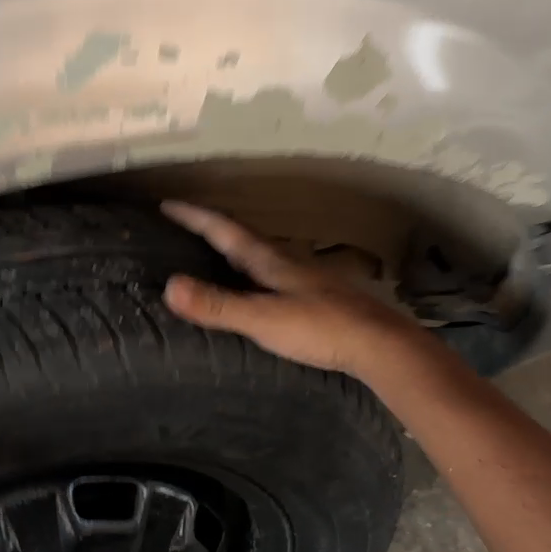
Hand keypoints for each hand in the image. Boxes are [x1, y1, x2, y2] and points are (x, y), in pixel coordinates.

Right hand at [160, 201, 422, 377]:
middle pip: (241, 238)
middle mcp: (285, 262)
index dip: (194, 216)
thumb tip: (168, 287)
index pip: (224, 229)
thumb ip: (218, 305)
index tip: (166, 204)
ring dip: (232, 252)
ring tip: (210, 255)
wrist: (384, 347)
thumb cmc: (322, 328)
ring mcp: (304, 280)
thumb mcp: (263, 319)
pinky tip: (252, 291)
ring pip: (259, 257)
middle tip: (182, 226)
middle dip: (210, 229)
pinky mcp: (317, 300)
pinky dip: (251, 276)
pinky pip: (272, 278)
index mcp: (269, 260)